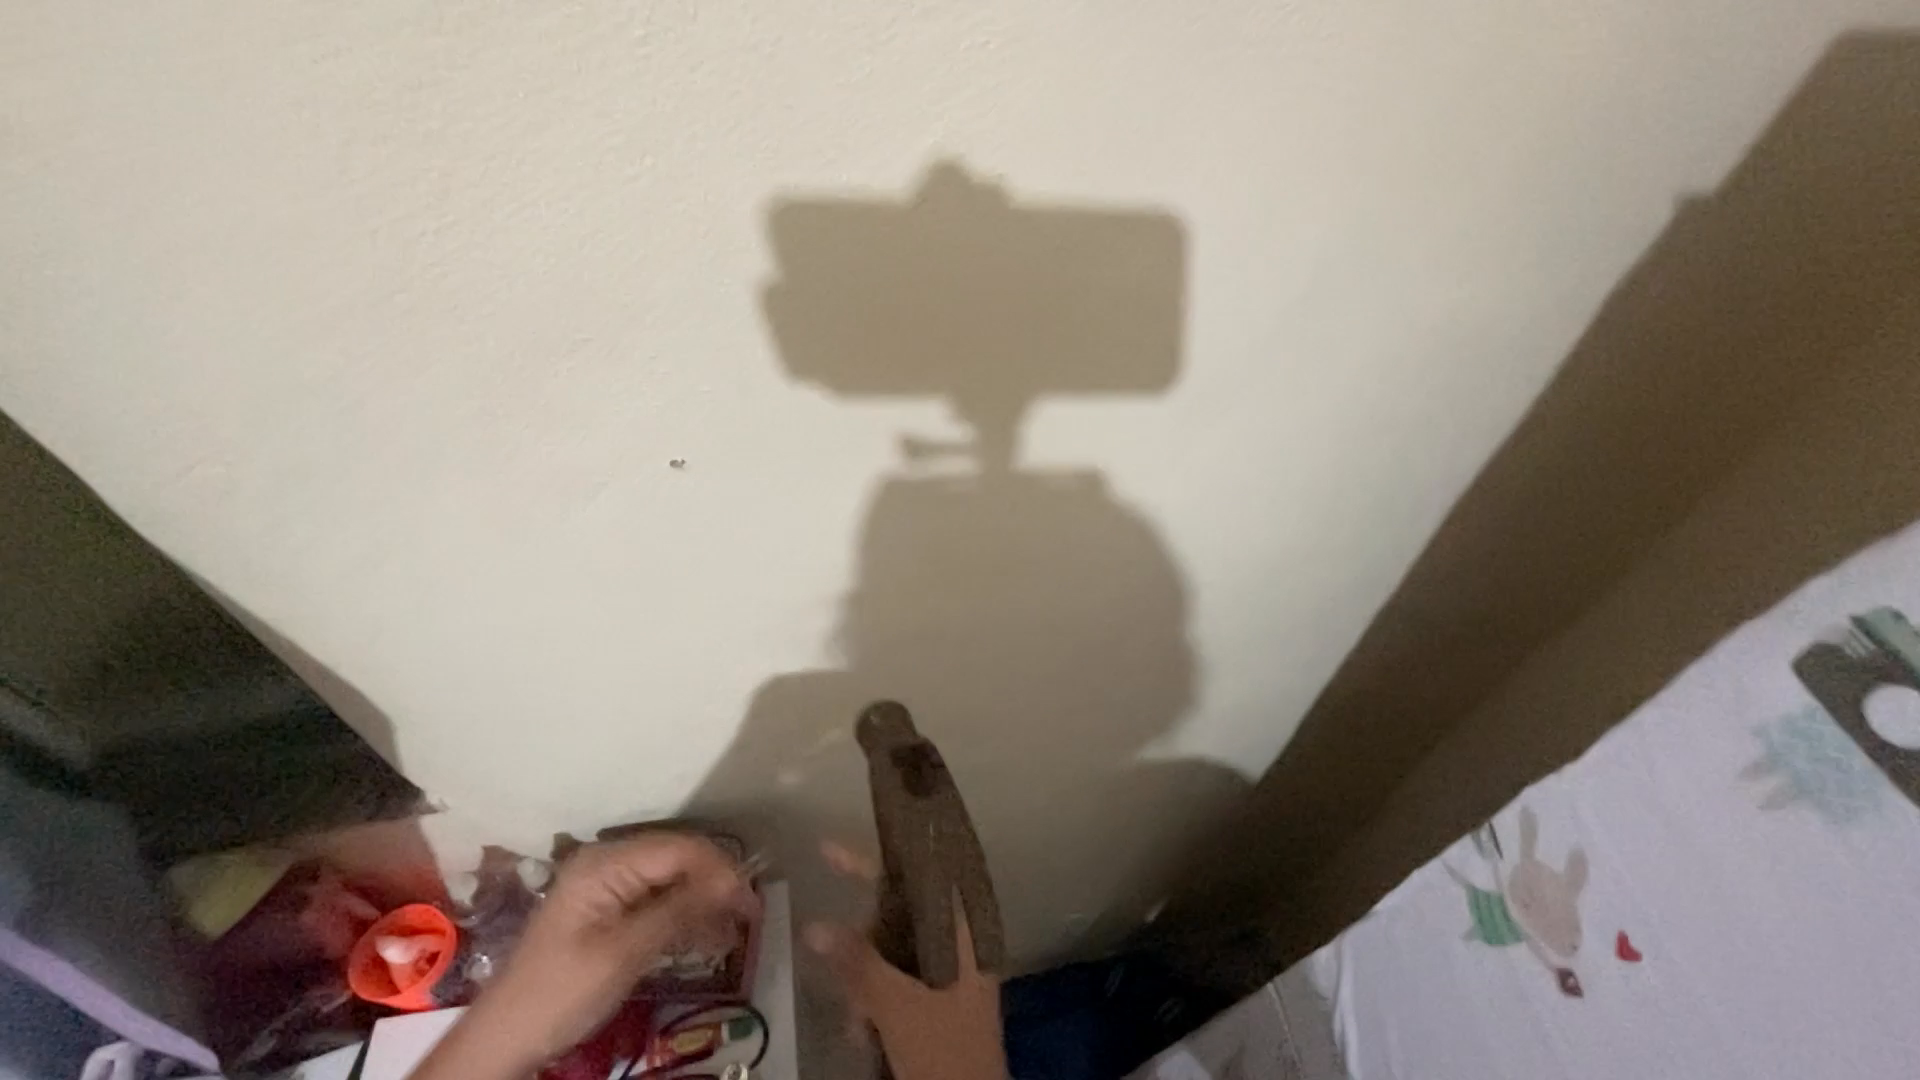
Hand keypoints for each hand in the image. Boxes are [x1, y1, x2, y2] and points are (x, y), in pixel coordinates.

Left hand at [412, 834, 756, 1079]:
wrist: (505, 1038)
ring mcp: (608, 887)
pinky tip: (708, 939)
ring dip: (704, 904)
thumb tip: (732, 881)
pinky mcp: (609, 911)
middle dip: (716, 885)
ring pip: (672, 881)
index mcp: (607, 863)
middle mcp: (610, 863)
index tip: (751, 902)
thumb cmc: (563, 991)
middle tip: (750, 917)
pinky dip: (684, 918)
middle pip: (678, 861)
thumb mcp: (625, 952)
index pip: (680, 849)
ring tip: (735, 933)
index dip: (720, 869)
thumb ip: (679, 910)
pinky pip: (657, 902)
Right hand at [804, 843, 1007, 1079]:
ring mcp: (947, 973)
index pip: (913, 877)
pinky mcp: (936, 1001)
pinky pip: (894, 983)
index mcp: (960, 930)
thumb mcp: (897, 1006)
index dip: (871, 862)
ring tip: (856, 1024)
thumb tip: (813, 925)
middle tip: (843, 981)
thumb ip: (858, 964)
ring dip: (863, 983)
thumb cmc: (945, 1051)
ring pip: (890, 954)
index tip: (827, 850)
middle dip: (860, 945)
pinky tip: (862, 1033)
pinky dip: (873, 1002)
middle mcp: (956, 942)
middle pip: (895, 916)